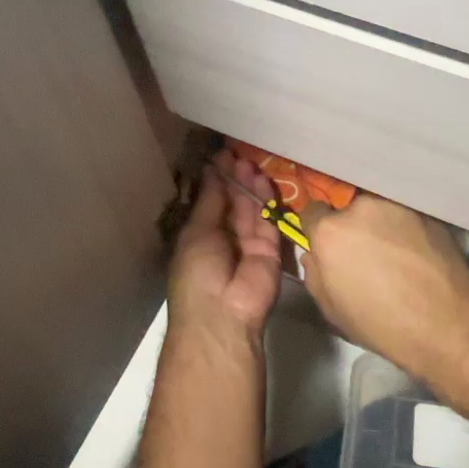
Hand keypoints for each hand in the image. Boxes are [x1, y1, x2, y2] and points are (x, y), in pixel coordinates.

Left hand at [168, 150, 283, 343]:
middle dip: (236, 179)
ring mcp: (249, 245)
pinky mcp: (271, 250)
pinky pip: (269, 221)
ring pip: (252, 209)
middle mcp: (226, 239)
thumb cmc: (197, 272)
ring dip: (251, 186)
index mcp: (202, 237)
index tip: (223, 154)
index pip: (212, 202)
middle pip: (234, 203)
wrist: (222, 314)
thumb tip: (212, 170)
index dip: (217, 179)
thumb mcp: (197, 231)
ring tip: (251, 161)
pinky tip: (263, 179)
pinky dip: (267, 200)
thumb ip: (210, 200)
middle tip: (240, 153)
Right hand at [299, 194, 468, 381]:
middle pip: (348, 212)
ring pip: (379, 212)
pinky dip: (406, 232)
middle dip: (353, 229)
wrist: (447, 325)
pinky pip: (405, 218)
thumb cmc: (382, 325)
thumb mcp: (333, 310)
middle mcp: (361, 208)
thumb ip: (315, 275)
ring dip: (381, 228)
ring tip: (397, 258)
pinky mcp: (426, 213)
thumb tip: (314, 256)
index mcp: (331, 232)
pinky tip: (418, 258)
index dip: (318, 230)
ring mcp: (396, 207)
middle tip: (367, 256)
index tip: (328, 246)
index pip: (312, 212)